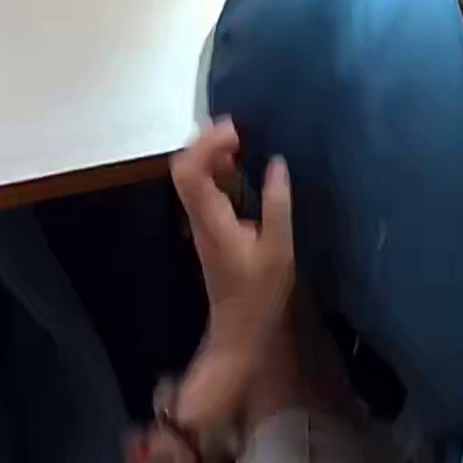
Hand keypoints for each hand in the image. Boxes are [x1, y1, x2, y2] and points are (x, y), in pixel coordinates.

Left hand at [171, 119, 294, 357]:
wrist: (240, 333)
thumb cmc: (260, 295)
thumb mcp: (278, 251)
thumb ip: (277, 205)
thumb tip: (278, 162)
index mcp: (212, 221)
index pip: (190, 173)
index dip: (207, 145)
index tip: (236, 131)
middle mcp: (199, 216)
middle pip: (183, 167)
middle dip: (206, 140)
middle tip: (237, 128)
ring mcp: (201, 219)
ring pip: (191, 173)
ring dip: (210, 149)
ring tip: (240, 136)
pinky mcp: (209, 223)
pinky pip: (204, 183)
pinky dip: (216, 163)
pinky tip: (239, 159)